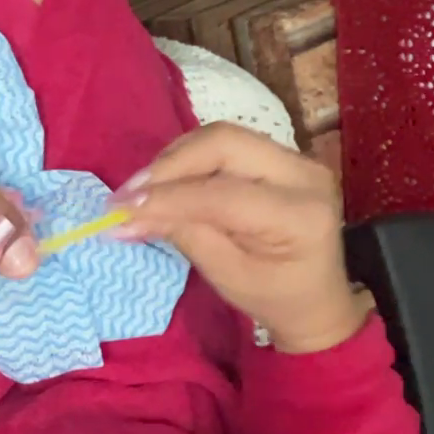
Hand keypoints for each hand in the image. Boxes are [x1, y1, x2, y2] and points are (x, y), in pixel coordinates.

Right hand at [111, 124, 368, 353]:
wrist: (315, 297)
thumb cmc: (272, 296)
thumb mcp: (226, 276)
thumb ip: (183, 235)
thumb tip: (126, 215)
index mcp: (300, 215)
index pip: (223, 194)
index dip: (167, 198)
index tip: (119, 211)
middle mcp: (304, 174)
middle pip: (223, 143)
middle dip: (168, 165)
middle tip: (127, 194)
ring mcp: (294, 157)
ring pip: (220, 137)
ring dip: (173, 159)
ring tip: (140, 190)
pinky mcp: (278, 155)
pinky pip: (224, 144)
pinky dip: (186, 159)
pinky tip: (164, 182)